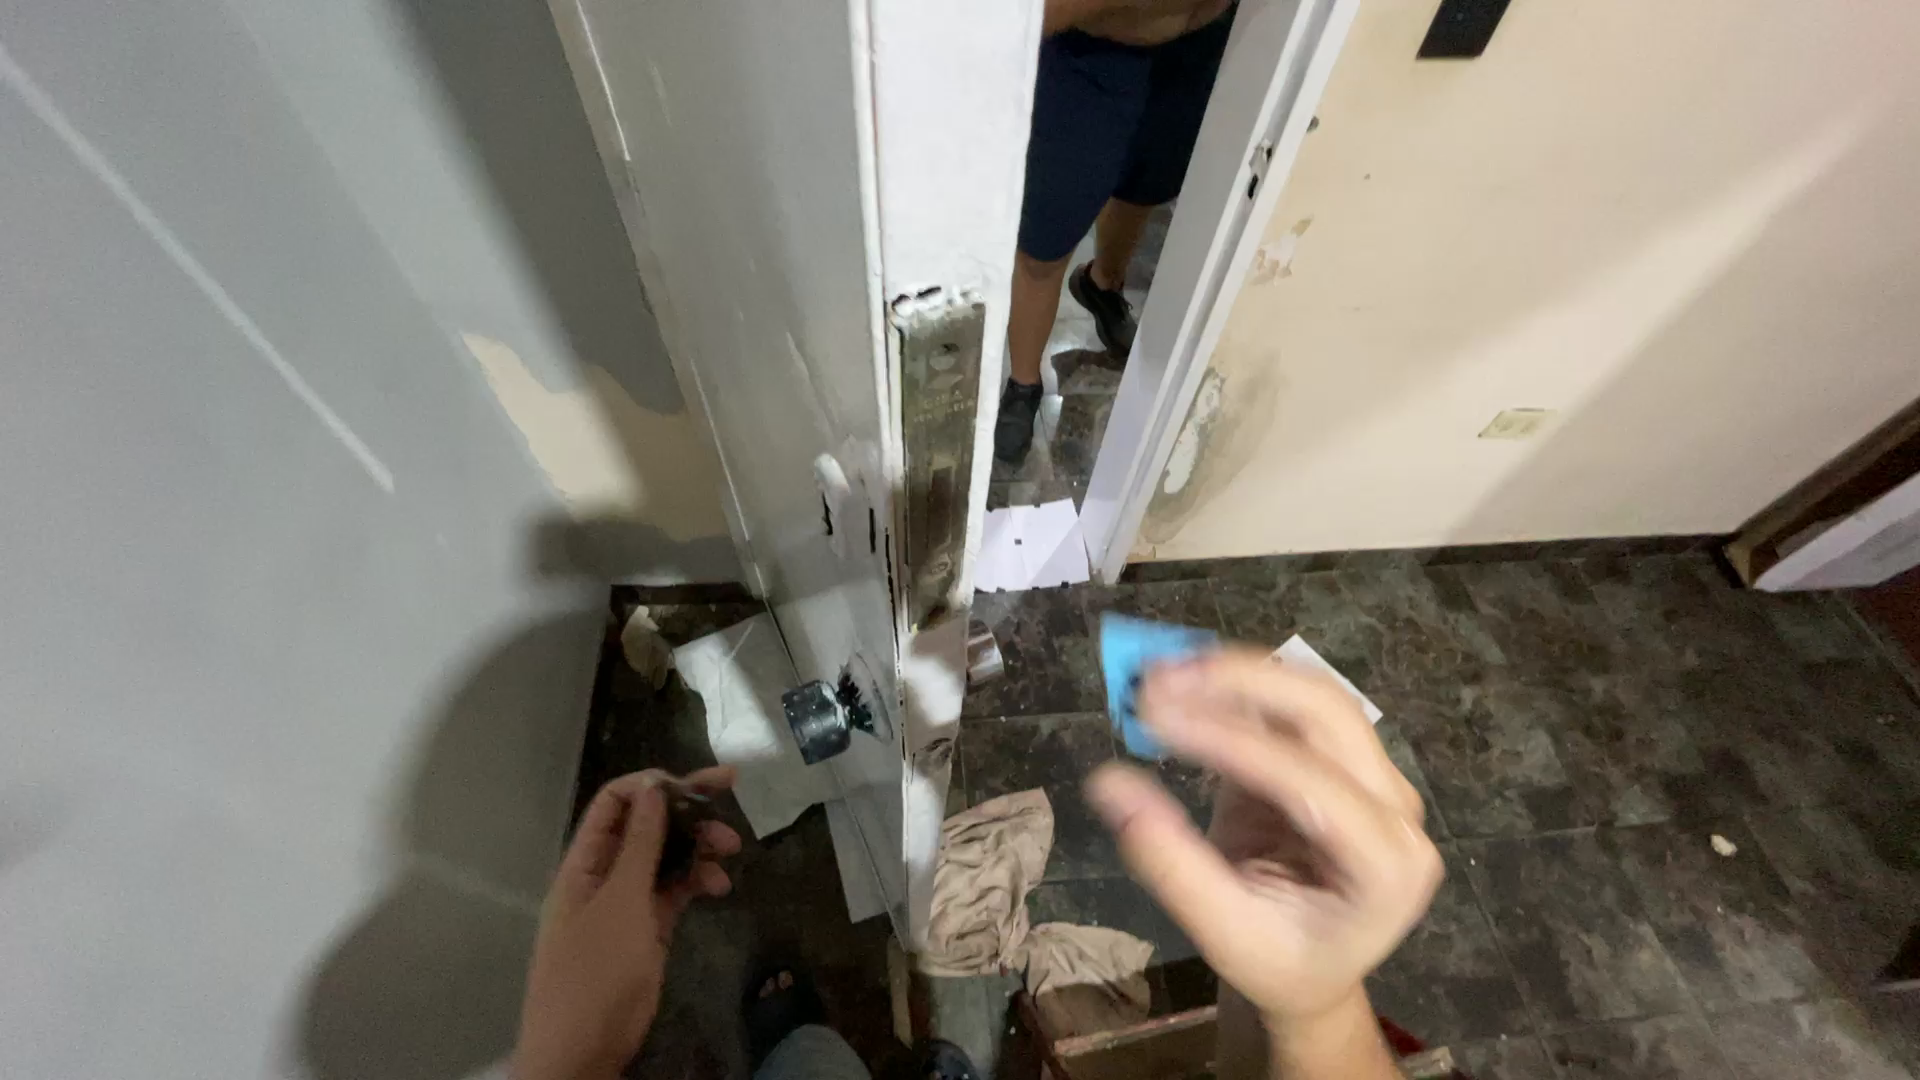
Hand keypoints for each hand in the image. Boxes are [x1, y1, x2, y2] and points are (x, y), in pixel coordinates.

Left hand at [512, 768, 741, 1079]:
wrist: (582, 1056)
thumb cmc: (594, 972)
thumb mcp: (621, 902)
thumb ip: (641, 843)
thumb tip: (653, 786)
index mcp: (585, 862)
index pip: (615, 802)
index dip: (653, 784)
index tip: (695, 782)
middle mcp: (606, 874)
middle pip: (648, 824)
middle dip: (688, 809)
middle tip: (732, 791)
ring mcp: (628, 900)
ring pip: (668, 855)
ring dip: (700, 846)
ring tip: (732, 850)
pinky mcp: (649, 925)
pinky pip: (677, 888)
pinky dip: (699, 881)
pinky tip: (720, 887)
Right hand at [1086, 648, 1440, 1027]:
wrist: (1312, 962)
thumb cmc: (1278, 959)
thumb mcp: (1223, 932)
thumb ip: (1171, 863)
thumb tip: (1107, 783)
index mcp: (1387, 865)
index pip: (1308, 781)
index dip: (1227, 740)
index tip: (1152, 716)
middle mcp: (1392, 806)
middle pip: (1326, 712)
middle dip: (1238, 682)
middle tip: (1157, 678)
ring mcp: (1369, 772)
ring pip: (1308, 693)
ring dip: (1232, 673)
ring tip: (1159, 672)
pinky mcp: (1332, 753)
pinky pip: (1285, 703)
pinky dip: (1230, 684)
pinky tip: (1181, 681)